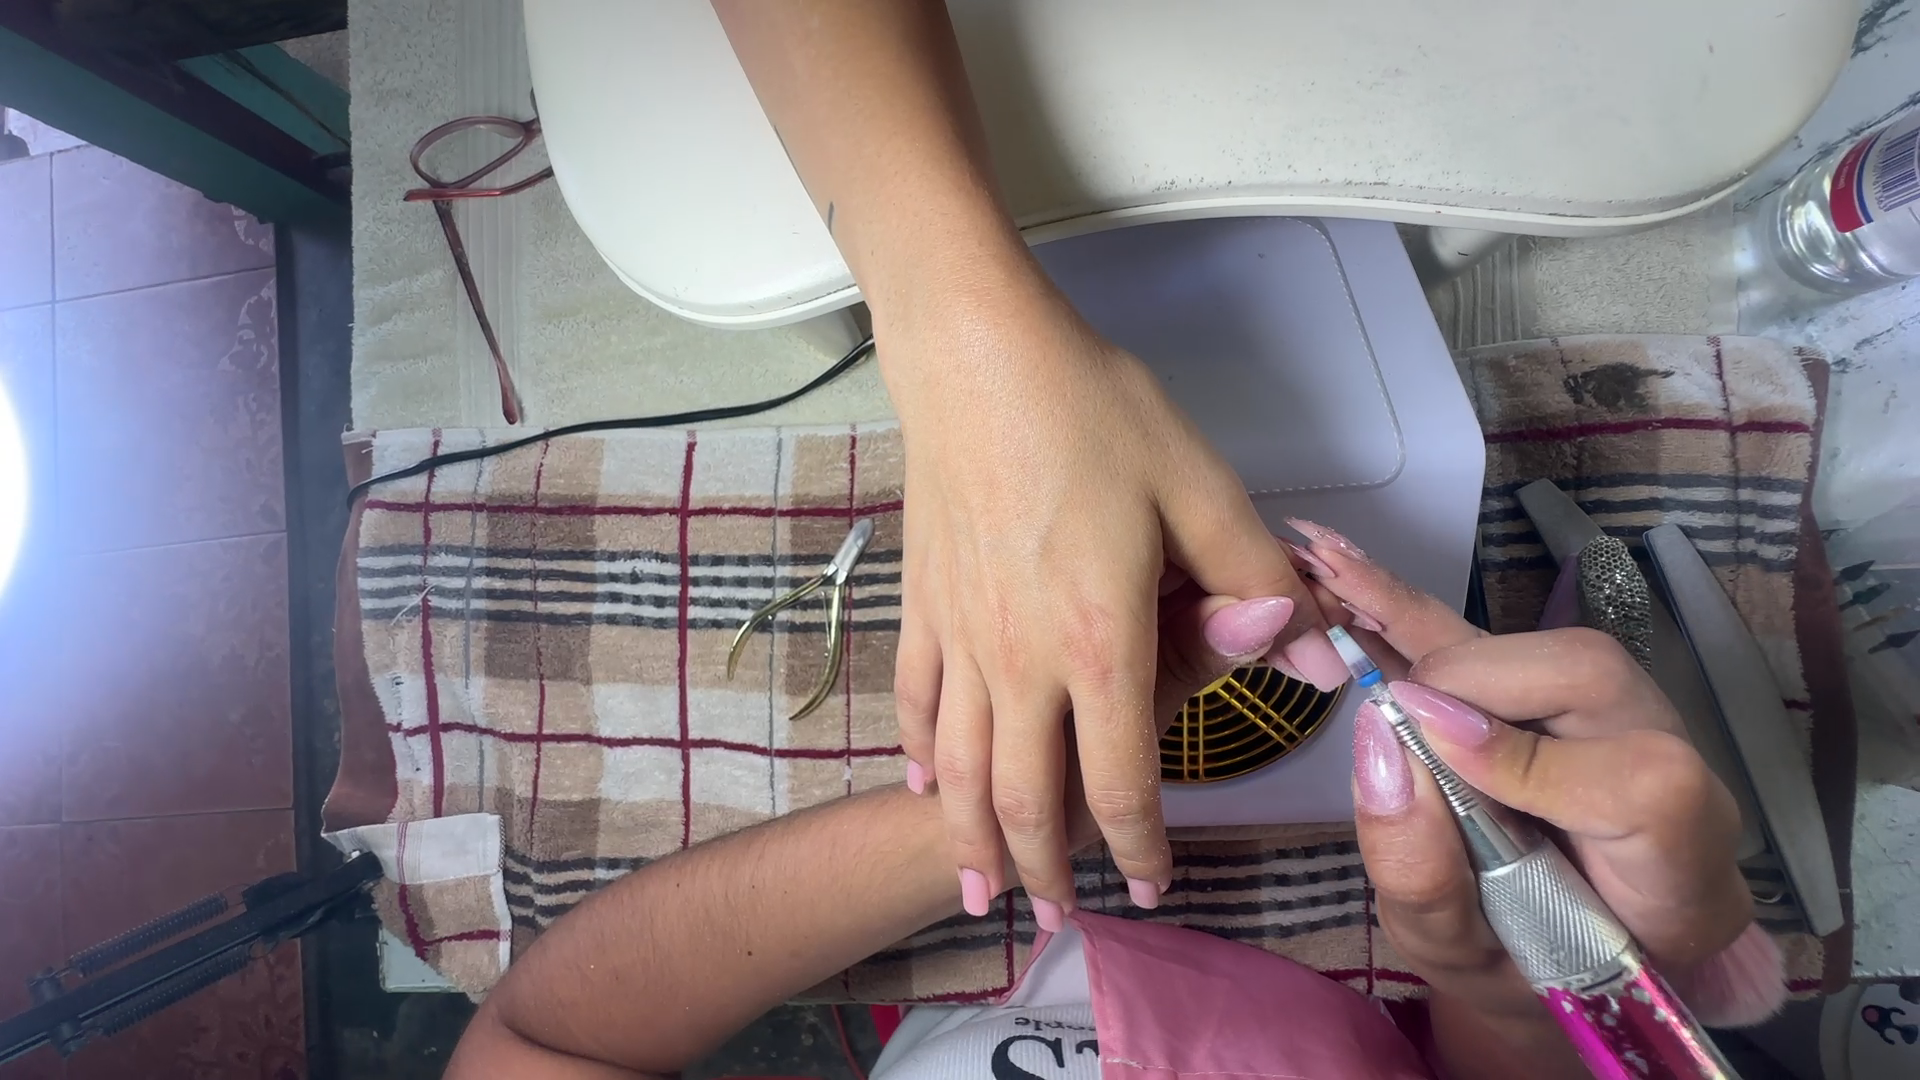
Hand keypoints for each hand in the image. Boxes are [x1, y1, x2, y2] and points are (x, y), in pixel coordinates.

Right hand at [885, 284, 1346, 928]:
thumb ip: (1255, 579)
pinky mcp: (919, 604)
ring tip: (983, 888)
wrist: (976, 362)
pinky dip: (917, 754)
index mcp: (1097, 640)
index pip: (1119, 777)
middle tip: (1059, 918)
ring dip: (971, 836)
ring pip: (956, 767)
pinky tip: (916, 782)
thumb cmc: (1087, 415)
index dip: (1137, 843)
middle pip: (1023, 796)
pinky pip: (913, 700)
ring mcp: (957, 635)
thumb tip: (1314, 658)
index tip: (1147, 885)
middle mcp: (1017, 659)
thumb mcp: (1195, 484)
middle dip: (1046, 868)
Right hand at [1289, 520, 1753, 1066]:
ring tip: (1320, 577)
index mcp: (1673, 870)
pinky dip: (1394, 600)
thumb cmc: (1508, 965)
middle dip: (1470, 677)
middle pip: (1592, 677)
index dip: (1529, 757)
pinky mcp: (1536, 691)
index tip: (1422, 744)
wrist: (1543, 949)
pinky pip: (1471, 636)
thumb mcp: (1454, 953)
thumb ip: (1422, 872)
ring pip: (1533, 641)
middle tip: (1387, 704)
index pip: (1644, 784)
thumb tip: (1382, 744)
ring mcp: (1603, 720)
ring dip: (1415, 612)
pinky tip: (1332, 560)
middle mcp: (1660, 771)